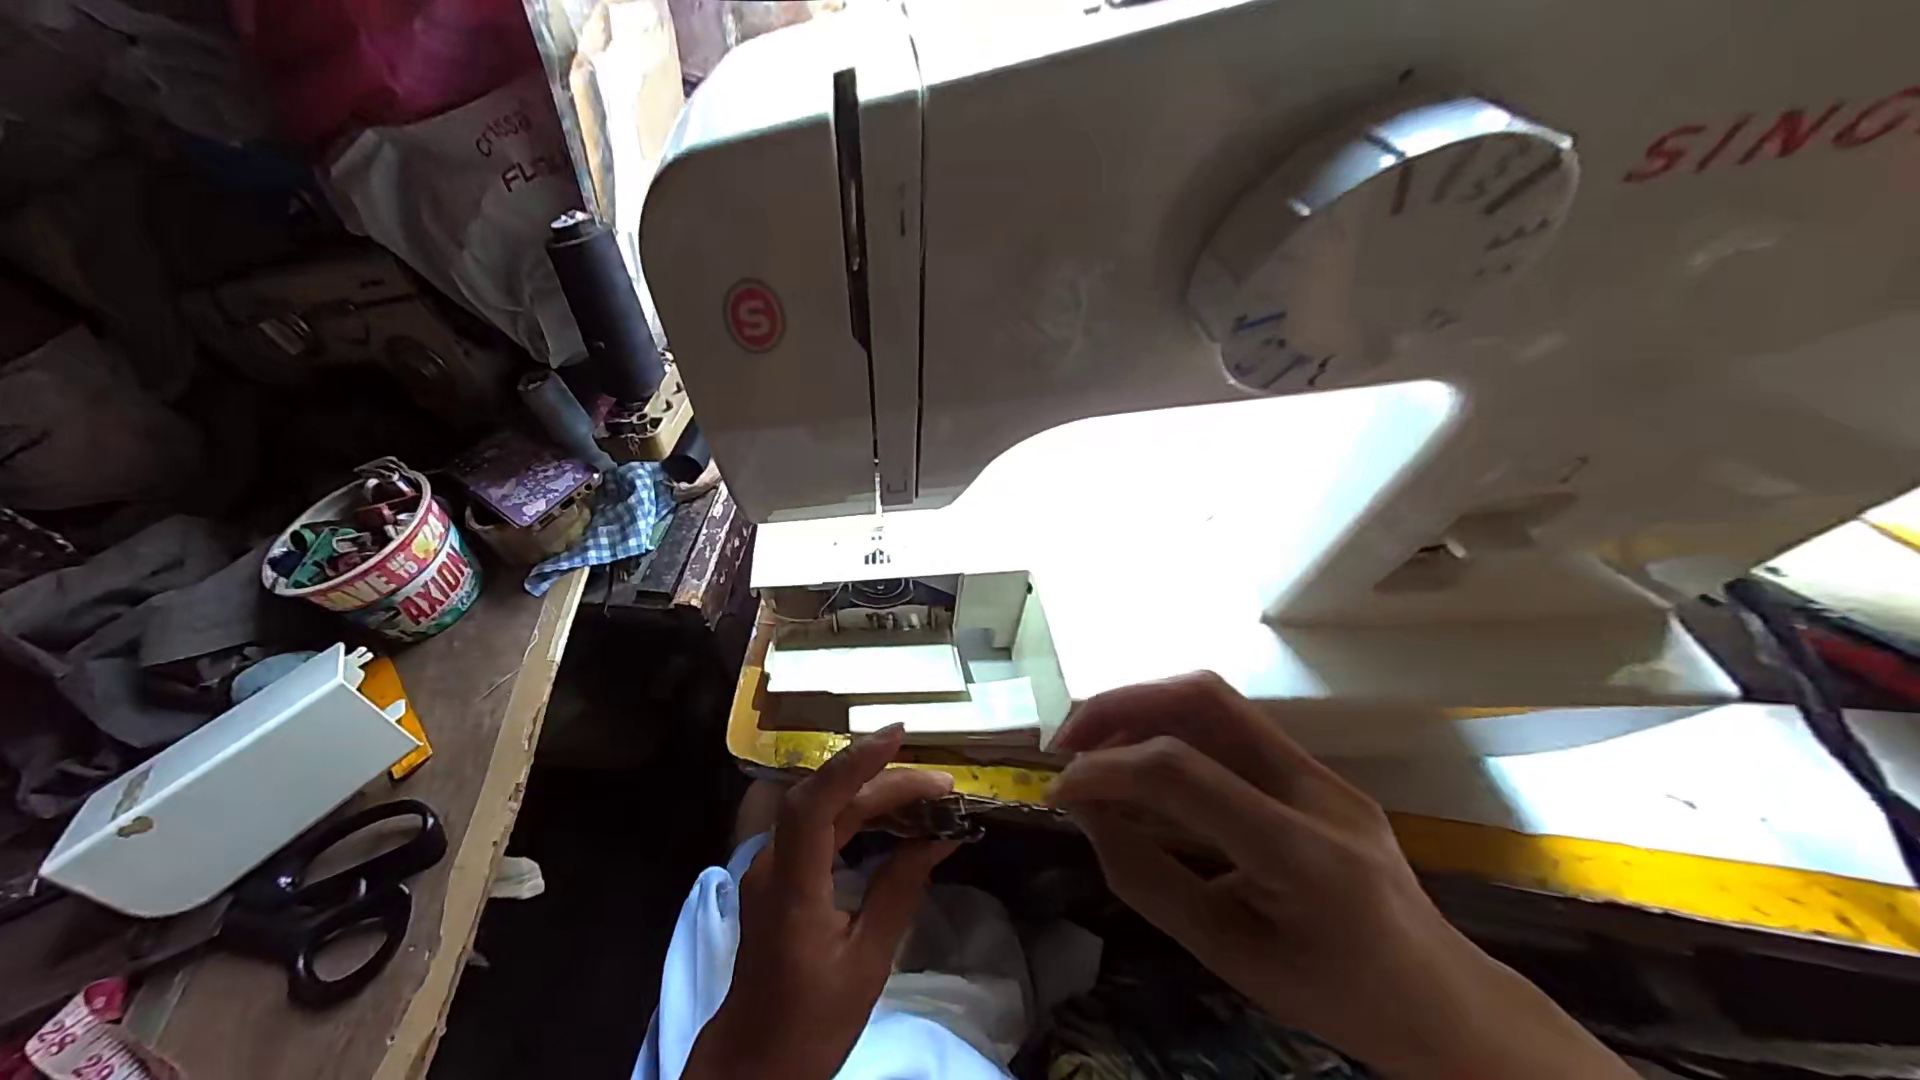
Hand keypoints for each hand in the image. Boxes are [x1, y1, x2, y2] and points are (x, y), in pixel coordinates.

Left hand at [683, 726, 958, 1079]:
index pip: (814, 804)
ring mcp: (774, 866)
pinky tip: (895, 816)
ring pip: (826, 807)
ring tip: (930, 795)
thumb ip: (899, 890)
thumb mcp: (867, 963)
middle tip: (944, 785)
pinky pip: (823, 827)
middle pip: (828, 798)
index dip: (854, 763)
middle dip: (887, 782)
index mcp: (790, 890)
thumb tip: (939, 839)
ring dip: (876, 794)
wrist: (753, 1063)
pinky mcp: (783, 872)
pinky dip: (861, 813)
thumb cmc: (810, 1024)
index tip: (900, 736)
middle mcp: (774, 864)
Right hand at [1049, 673, 1635, 1079]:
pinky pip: (1228, 727)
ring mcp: (1321, 769)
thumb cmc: (1334, 995)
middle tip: (1068, 742)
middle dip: (1121, 705)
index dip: (1106, 768)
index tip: (1058, 790)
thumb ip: (1146, 878)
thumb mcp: (1226, 954)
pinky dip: (1169, 728)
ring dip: (1141, 709)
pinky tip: (1141, 762)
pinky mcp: (1313, 767)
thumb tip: (1086, 810)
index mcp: (1303, 853)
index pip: (1184, 772)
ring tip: (1094, 749)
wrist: (1441, 1000)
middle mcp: (1317, 789)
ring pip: (1214, 700)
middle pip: (1204, 698)